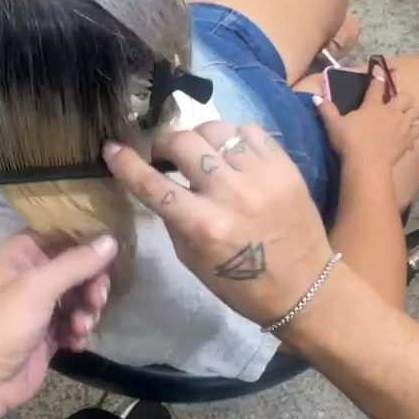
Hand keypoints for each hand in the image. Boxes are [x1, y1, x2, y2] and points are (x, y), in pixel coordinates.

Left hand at [0, 233, 116, 418]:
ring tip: (81, 326)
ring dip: (87, 310)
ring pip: (80, 295)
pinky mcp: (50, 331)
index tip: (112, 249)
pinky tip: (75, 342)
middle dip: (91, 283)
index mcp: (22, 253)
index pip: (61, 234)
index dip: (86, 241)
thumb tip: (112, 240)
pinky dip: (80, 330)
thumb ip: (76, 263)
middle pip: (77, 266)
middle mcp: (32, 273)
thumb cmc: (4, 324)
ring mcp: (41, 304)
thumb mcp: (38, 287)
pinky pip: (76, 321)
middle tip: (97, 298)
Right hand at [102, 123, 334, 329]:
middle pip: (182, 143)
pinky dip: (232, 138)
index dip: (126, 163)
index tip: (112, 149)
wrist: (305, 288)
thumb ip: (172, 216)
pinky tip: (231, 154)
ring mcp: (262, 176)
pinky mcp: (286, 167)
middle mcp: (231, 195)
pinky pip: (249, 131)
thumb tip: (156, 181)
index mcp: (204, 226)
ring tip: (199, 152)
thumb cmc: (240, 282)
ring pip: (215, 130)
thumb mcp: (191, 258)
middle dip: (162, 143)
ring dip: (197, 138)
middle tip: (162, 154)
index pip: (153, 184)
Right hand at [316, 70, 418, 171]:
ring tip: (403, 118)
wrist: (367, 164)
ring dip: (411, 113)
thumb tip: (316, 98)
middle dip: (402, 98)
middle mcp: (391, 112)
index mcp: (372, 106)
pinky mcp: (408, 140)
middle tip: (394, 104)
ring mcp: (402, 126)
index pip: (377, 86)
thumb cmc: (349, 142)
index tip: (380, 70)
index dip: (378, 76)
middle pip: (406, 97)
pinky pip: (417, 131)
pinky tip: (406, 135)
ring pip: (416, 112)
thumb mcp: (333, 125)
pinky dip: (413, 131)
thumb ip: (327, 110)